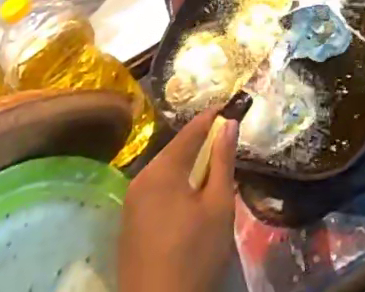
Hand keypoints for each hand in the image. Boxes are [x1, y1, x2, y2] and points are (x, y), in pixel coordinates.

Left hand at [119, 110, 237, 291]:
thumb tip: (229, 123)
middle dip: (203, 144)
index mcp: (161, 171)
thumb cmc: (194, 256)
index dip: (214, 117)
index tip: (235, 107)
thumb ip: (223, 161)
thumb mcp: (218, 206)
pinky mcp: (130, 224)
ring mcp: (132, 203)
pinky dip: (177, 185)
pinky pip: (157, 190)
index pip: (192, 130)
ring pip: (167, 170)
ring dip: (191, 166)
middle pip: (177, 149)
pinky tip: (194, 199)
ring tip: (216, 171)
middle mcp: (141, 179)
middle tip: (229, 144)